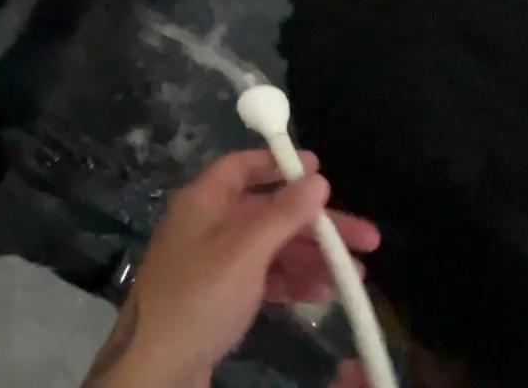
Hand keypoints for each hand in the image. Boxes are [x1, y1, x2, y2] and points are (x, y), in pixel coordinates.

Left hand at [82, 149, 379, 386]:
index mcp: (203, 201)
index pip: (240, 167)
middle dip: (312, 221)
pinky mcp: (221, 295)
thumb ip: (281, 214)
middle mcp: (207, 224)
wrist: (159, 361)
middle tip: (367, 237)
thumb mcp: (244, 251)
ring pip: (268, 246)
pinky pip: (262, 277)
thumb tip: (316, 178)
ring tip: (357, 273)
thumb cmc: (199, 295)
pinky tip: (324, 293)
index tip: (319, 168)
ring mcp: (213, 261)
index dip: (277, 164)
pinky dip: (292, 281)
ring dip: (309, 254)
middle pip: (265, 210)